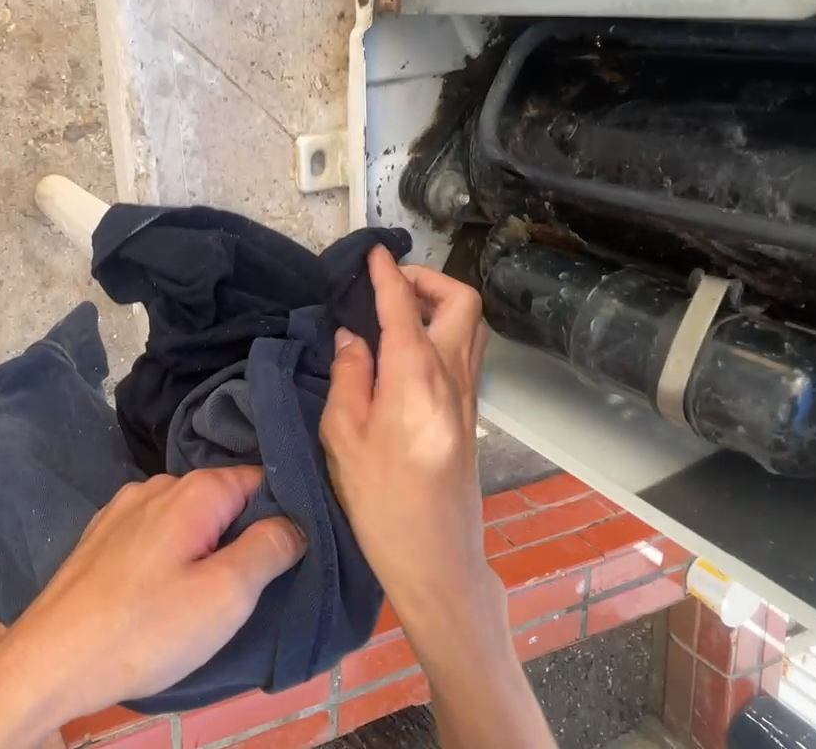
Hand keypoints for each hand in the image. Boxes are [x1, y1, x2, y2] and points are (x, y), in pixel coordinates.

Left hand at [0, 467, 305, 746]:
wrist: (49, 661)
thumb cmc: (145, 629)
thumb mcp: (225, 596)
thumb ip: (269, 549)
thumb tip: (296, 521)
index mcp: (195, 490)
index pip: (260, 480)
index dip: (283, 511)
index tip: (295, 550)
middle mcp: (159, 484)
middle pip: (223, 499)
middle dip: (243, 533)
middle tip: (254, 585)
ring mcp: (125, 507)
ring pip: (188, 517)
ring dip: (205, 546)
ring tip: (208, 595)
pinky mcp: (102, 535)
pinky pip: (156, 533)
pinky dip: (172, 554)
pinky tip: (165, 592)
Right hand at [322, 247, 491, 618]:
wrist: (436, 560)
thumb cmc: (381, 504)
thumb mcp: (343, 438)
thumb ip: (348, 376)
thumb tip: (351, 335)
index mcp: (415, 379)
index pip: (405, 307)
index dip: (387, 274)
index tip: (372, 254)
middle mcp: (452, 378)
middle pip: (463, 302)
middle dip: (428, 279)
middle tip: (390, 284)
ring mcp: (468, 396)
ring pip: (473, 324)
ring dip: (441, 302)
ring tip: (399, 310)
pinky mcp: (470, 414)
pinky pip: (467, 350)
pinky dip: (444, 329)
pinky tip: (409, 347)